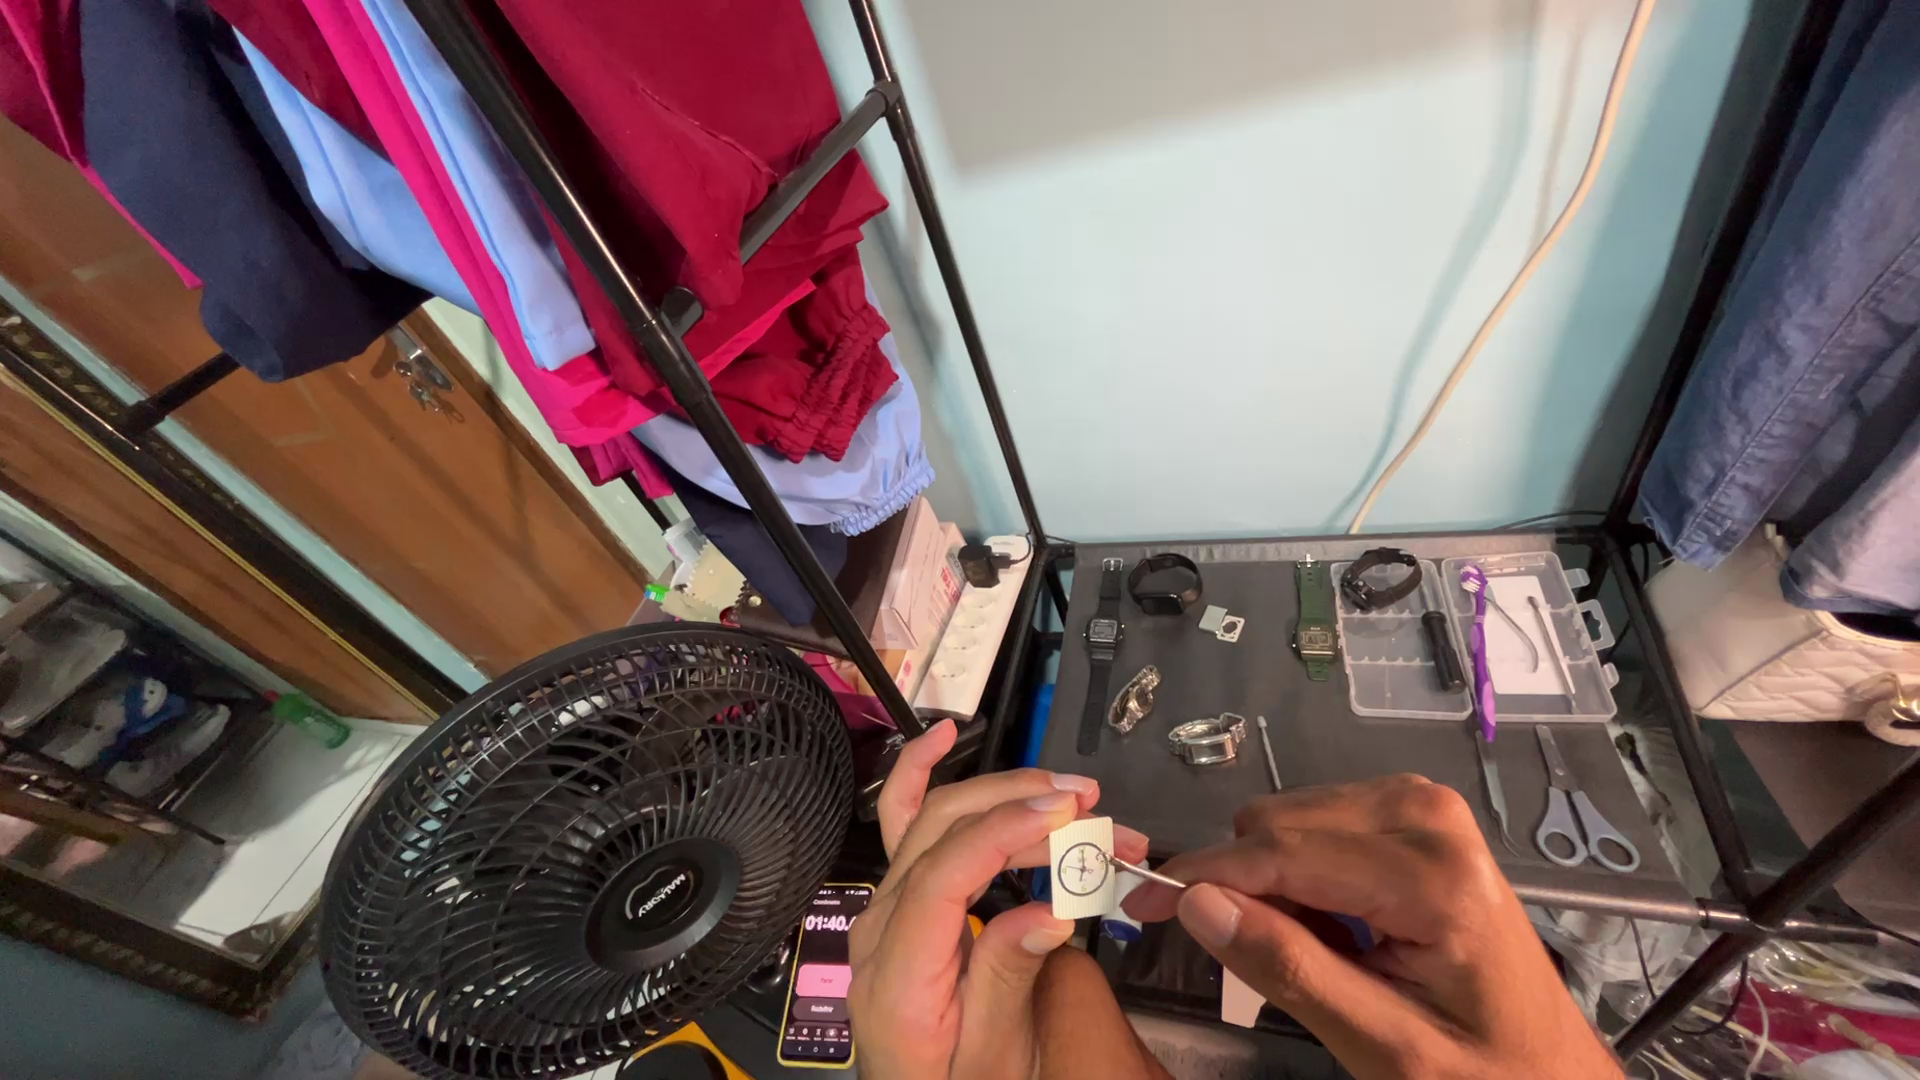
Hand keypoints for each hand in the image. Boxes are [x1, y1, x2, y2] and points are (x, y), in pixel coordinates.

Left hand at [848, 719, 1147, 1077]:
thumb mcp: (993, 1056)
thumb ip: (1008, 982)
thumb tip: (1052, 912)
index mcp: (896, 969)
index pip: (942, 875)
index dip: (1004, 832)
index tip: (1066, 810)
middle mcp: (880, 918)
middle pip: (941, 830)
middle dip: (1017, 801)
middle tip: (1088, 800)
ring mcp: (885, 897)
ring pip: (934, 814)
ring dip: (1002, 791)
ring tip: (1069, 789)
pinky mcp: (899, 888)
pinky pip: (903, 817)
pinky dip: (920, 769)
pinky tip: (944, 735)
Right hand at [1123, 775, 1622, 1079]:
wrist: (1556, 1076)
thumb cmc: (1484, 1077)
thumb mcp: (1386, 1052)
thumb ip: (1288, 971)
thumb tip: (1193, 901)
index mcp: (1432, 874)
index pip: (1281, 852)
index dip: (1200, 875)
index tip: (1139, 902)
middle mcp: (1422, 811)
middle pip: (1275, 826)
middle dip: (1248, 889)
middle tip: (1265, 958)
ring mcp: (1416, 802)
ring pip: (1282, 818)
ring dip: (1273, 881)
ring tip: (1318, 946)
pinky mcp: (1408, 807)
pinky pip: (1307, 820)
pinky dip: (1296, 870)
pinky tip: (1333, 919)